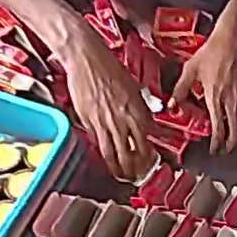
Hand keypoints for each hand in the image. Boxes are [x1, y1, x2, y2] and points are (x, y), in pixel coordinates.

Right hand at [59, 34, 157, 181]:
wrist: (86, 58)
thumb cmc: (111, 69)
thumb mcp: (135, 88)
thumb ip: (141, 109)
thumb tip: (145, 125)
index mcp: (137, 113)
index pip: (145, 143)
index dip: (147, 158)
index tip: (149, 164)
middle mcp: (122, 121)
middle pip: (130, 154)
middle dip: (134, 170)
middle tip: (135, 178)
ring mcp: (103, 122)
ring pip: (112, 153)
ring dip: (118, 168)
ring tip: (121, 176)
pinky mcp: (87, 120)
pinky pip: (97, 141)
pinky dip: (102, 152)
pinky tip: (106, 158)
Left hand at [171, 14, 236, 153]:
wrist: (234, 40)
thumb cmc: (212, 52)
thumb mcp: (190, 70)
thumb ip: (180, 90)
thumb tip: (171, 106)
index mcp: (215, 99)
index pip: (218, 129)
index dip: (217, 143)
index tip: (214, 150)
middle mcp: (231, 102)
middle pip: (235, 132)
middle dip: (230, 144)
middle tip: (225, 150)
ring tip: (236, 141)